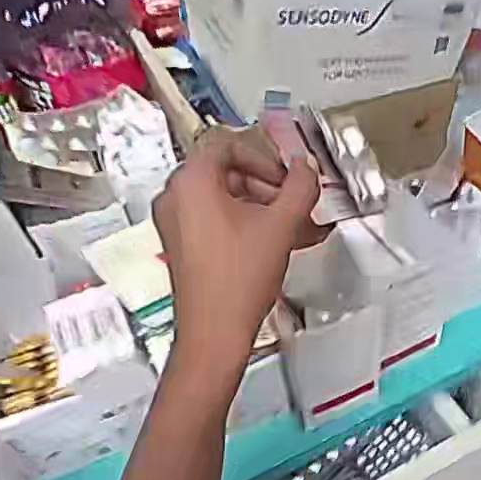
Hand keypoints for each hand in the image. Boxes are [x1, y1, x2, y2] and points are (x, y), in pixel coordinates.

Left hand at [152, 130, 319, 370]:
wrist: (215, 331)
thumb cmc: (238, 280)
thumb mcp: (281, 226)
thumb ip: (300, 189)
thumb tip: (306, 169)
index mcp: (192, 181)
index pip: (229, 147)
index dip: (265, 161)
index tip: (286, 181)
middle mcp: (175, 198)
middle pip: (225, 174)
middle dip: (265, 189)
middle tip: (291, 205)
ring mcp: (174, 225)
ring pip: (221, 202)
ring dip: (259, 210)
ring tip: (288, 230)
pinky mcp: (180, 249)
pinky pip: (213, 224)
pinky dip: (242, 227)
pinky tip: (271, 246)